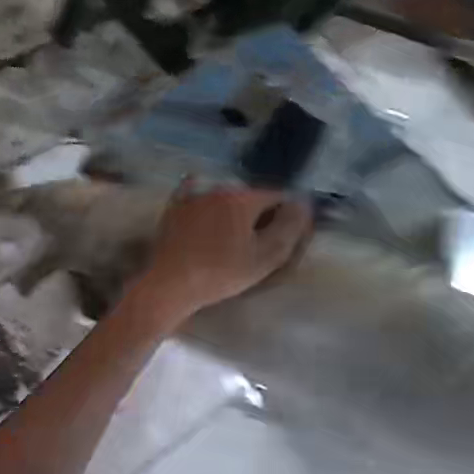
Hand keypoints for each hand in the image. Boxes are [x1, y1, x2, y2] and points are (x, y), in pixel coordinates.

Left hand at [127, 181, 312, 326]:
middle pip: (250, 196)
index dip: (286, 216)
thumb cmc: (220, 273)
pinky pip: (197, 200)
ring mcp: (192, 196)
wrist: (169, 284)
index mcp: (242, 197)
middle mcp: (217, 188)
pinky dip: (206, 208)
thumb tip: (303, 203)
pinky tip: (207, 221)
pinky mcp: (173, 208)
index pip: (278, 196)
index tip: (284, 237)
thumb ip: (289, 227)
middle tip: (258, 243)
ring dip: (233, 213)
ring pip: (224, 198)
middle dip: (259, 214)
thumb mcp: (265, 257)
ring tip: (231, 241)